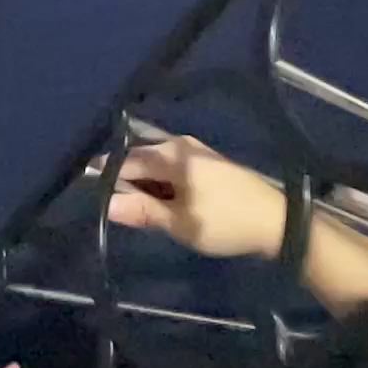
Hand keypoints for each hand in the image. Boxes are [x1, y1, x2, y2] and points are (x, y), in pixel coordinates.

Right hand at [105, 136, 285, 258]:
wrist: (278, 221)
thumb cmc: (225, 223)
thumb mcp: (180, 223)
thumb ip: (142, 211)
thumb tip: (104, 204)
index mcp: (171, 155)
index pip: (125, 162)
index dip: (106, 179)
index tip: (89, 195)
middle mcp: (180, 144)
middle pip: (139, 159)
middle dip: (124, 180)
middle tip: (114, 208)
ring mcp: (195, 150)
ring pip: (155, 163)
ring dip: (143, 183)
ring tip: (137, 208)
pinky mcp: (207, 162)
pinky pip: (170, 166)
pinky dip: (160, 181)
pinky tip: (161, 200)